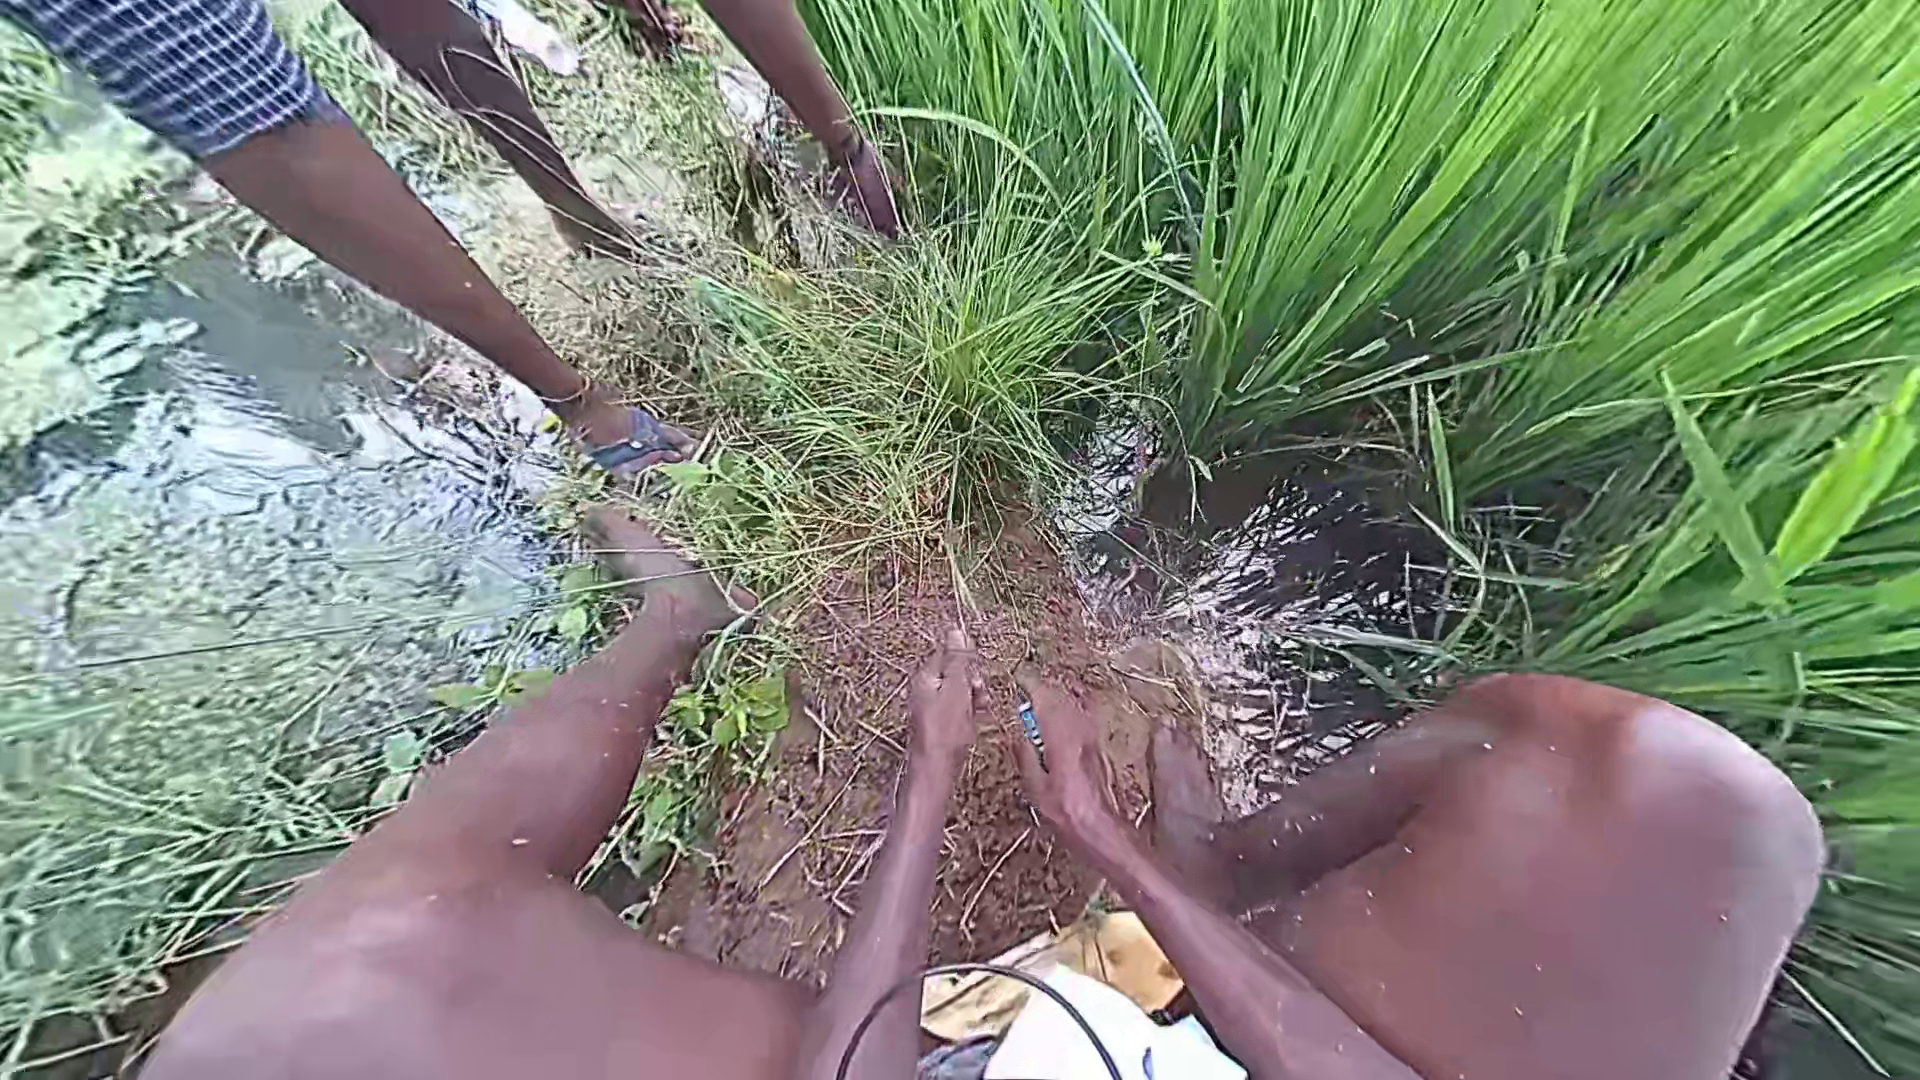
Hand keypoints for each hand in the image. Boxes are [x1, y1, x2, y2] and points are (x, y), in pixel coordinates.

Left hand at [908, 628, 981, 764]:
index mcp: (925, 677)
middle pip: (954, 672)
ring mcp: (932, 706)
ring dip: (973, 695)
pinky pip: (958, 707)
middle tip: (978, 692)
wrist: (936, 769)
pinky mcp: (940, 722)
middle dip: (972, 680)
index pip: (947, 654)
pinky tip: (976, 718)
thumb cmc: (945, 731)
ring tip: (979, 708)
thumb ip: (958, 661)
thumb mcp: (956, 689)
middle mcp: (925, 689)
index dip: (966, 660)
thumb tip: (956, 631)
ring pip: (959, 690)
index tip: (977, 671)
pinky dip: (969, 709)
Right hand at [1011, 670, 1122, 839]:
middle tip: (1023, 689)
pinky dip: (1071, 706)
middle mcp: (1080, 729)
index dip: (1029, 685)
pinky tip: (1062, 714)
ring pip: (1074, 701)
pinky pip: (1084, 712)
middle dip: (1041, 688)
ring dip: (1056, 696)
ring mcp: (1093, 735)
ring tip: (1038, 701)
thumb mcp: (1035, 787)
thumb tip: (1015, 731)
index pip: (1043, 697)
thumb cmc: (1067, 812)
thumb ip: (1024, 754)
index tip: (1017, 679)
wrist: (1102, 828)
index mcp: (1061, 737)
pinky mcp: (1100, 743)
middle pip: (1060, 694)